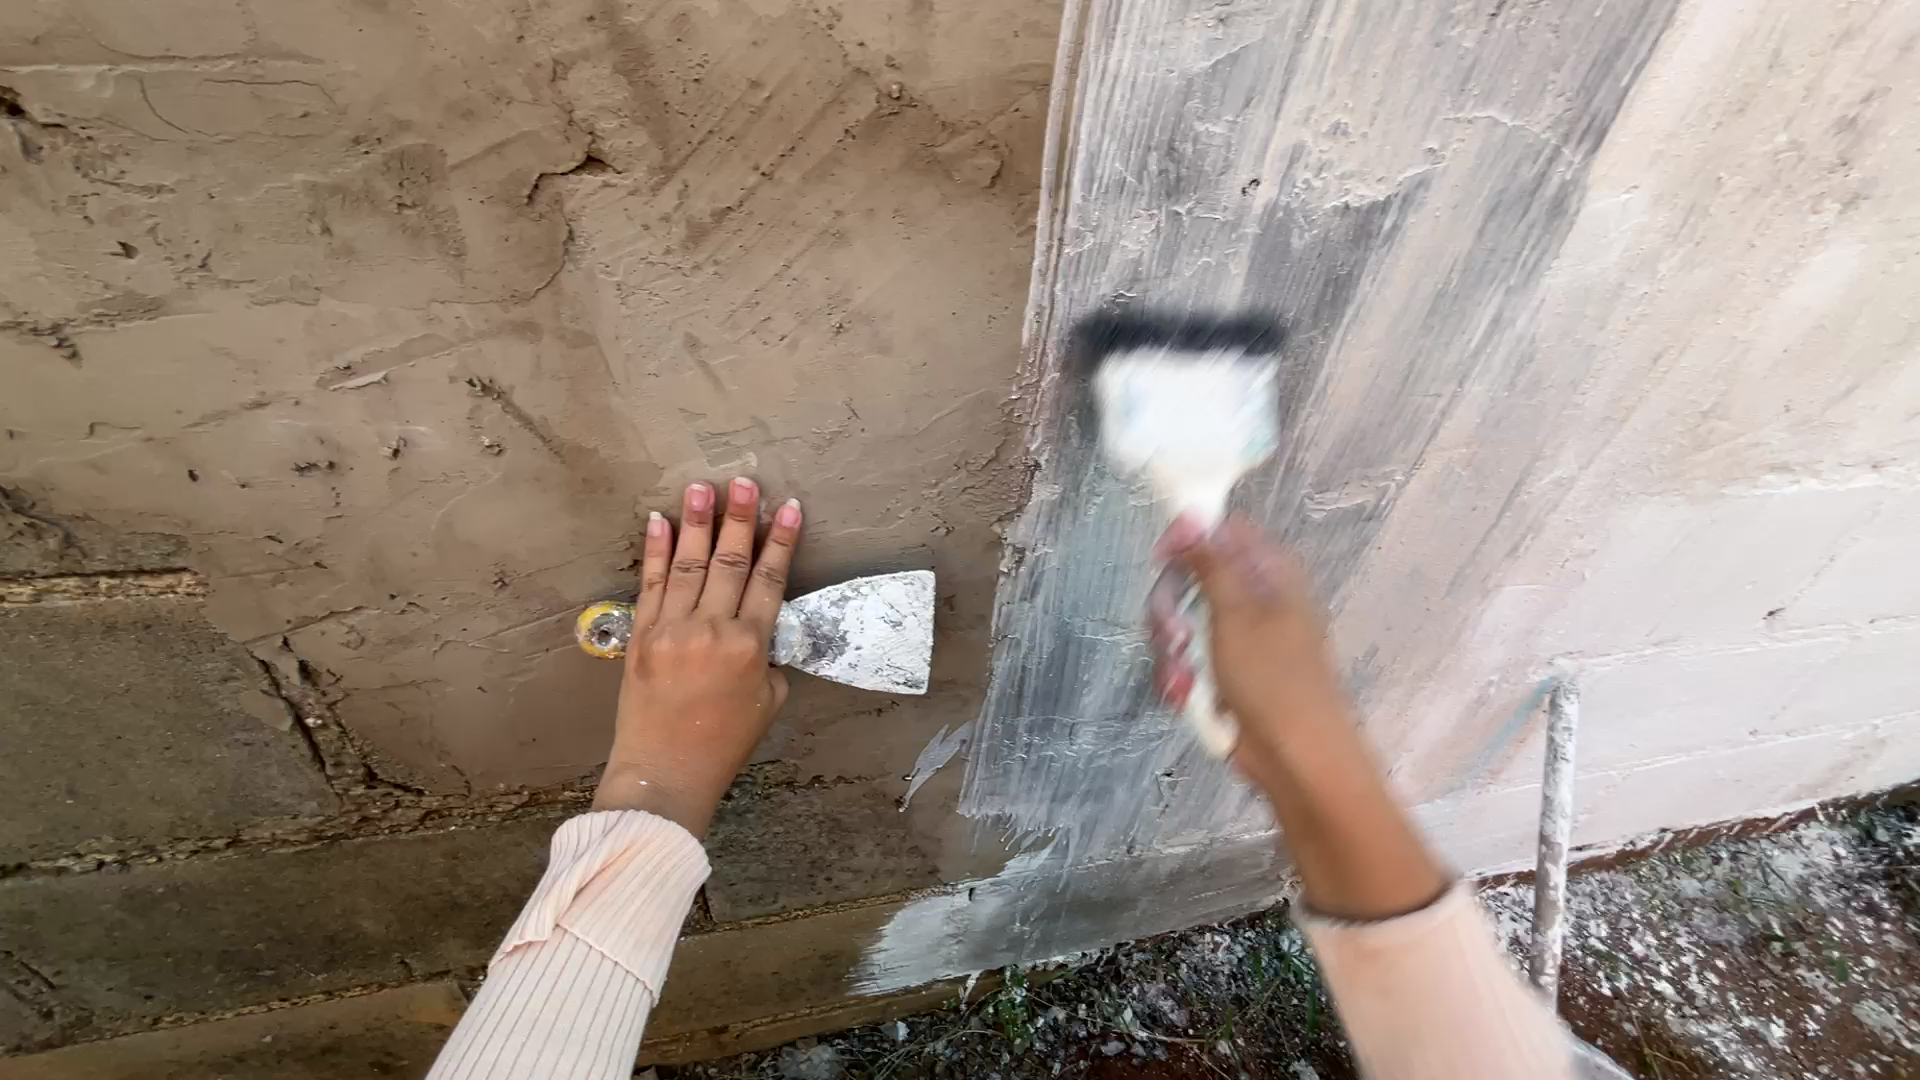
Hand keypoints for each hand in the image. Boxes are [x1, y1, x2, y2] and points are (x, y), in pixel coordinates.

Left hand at [593, 477, 802, 837]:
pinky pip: (651, 584)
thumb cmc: (726, 742)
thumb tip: (760, 628)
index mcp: (751, 647)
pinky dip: (656, 551)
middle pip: (731, 562)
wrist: (665, 771)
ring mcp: (672, 629)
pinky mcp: (641, 635)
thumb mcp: (769, 700)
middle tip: (745, 481)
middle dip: (740, 517)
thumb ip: (770, 657)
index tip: (789, 508)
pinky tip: (659, 521)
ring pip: (690, 564)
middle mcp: (712, 629)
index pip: (770, 580)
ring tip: (702, 486)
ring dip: (698, 522)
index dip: (781, 541)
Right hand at [1150, 514, 1446, 918]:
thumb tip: (1188, 511)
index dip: (1186, 539)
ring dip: (1171, 651)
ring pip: (1177, 620)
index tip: (1161, 561)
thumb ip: (1208, 560)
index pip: (1219, 530)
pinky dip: (1178, 676)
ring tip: (1185, 679)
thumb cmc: (1273, 679)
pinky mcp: (1219, 669)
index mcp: (1267, 572)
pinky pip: (1182, 657)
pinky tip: (1187, 695)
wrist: (1296, 759)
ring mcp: (1233, 635)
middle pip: (1187, 576)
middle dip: (1170, 609)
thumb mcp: (1235, 613)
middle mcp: (1250, 596)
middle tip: (1174, 635)